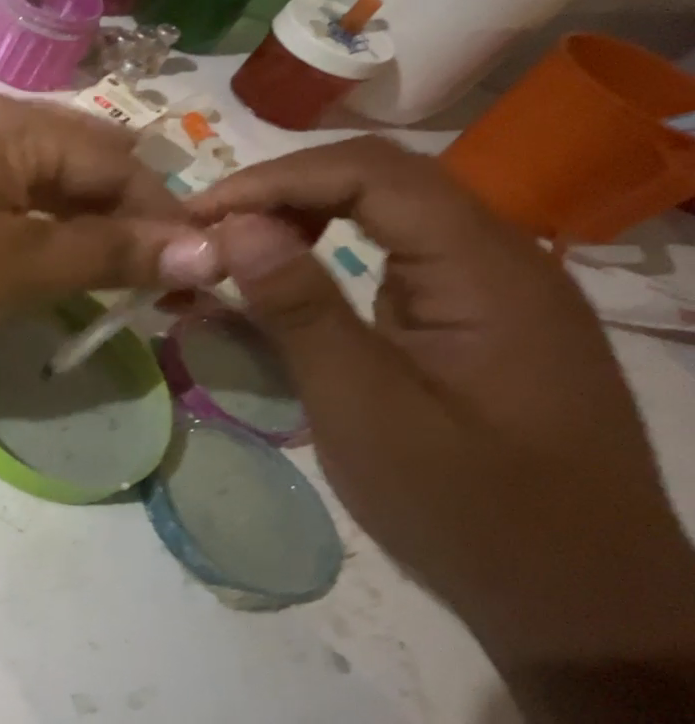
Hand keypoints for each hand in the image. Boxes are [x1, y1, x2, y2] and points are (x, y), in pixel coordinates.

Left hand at [0, 93, 219, 355]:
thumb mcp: (21, 267)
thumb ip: (111, 253)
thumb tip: (204, 250)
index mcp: (12, 123)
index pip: (117, 158)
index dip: (160, 214)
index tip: (188, 274)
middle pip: (75, 157)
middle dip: (116, 214)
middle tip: (144, 279)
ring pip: (33, 173)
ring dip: (70, 219)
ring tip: (93, 275)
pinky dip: (24, 219)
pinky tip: (30, 257)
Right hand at [188, 137, 694, 666]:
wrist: (583, 606)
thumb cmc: (470, 510)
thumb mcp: (366, 411)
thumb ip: (301, 309)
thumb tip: (234, 225)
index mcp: (490, 272)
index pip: (373, 174)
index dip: (275, 180)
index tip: (198, 216)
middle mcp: (504, 261)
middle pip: (384, 179)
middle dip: (284, 191)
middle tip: (205, 230)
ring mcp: (498, 290)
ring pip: (392, 211)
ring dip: (305, 216)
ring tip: (233, 250)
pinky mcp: (481, 320)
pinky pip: (400, 255)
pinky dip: (331, 251)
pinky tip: (290, 282)